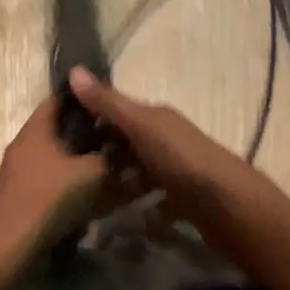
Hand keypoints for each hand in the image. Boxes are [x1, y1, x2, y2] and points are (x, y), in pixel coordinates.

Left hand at [0, 95, 108, 251]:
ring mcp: (22, 173)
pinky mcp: (24, 199)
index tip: (108, 102)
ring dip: (81, 164)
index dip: (83, 98)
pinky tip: (93, 199)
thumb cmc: (48, 198)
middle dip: (87, 134)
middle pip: (59, 130)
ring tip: (110, 169)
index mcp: (35, 128)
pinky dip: (71, 187)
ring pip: (57, 159)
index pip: (58, 99)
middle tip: (116, 138)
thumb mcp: (90, 174)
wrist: (10, 250)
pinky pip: (52, 184)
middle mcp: (25, 145)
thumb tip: (126, 151)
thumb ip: (111, 159)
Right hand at [67, 67, 239, 205]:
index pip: (118, 109)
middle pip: (129, 140)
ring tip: (93, 196)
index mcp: (156, 117)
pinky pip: (157, 200)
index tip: (62, 130)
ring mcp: (176, 170)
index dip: (93, 115)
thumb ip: (108, 103)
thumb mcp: (140, 126)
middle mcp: (166, 138)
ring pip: (142, 170)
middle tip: (72, 169)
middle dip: (104, 151)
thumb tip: (73, 69)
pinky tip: (128, 220)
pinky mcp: (184, 200)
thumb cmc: (180, 158)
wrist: (227, 204)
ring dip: (122, 180)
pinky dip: (145, 208)